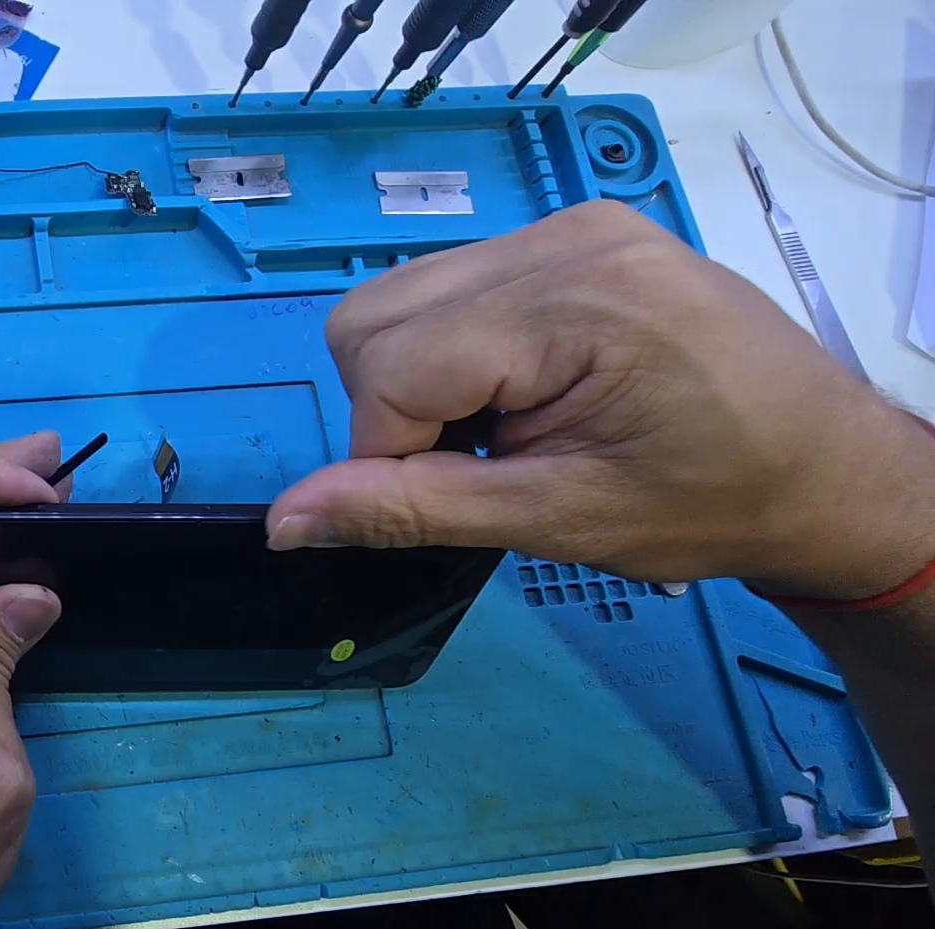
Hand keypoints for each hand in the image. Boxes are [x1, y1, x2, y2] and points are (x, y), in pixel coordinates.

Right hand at [266, 201, 934, 600]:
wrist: (824, 470)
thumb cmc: (704, 505)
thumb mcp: (547, 520)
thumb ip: (402, 510)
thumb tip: (281, 522)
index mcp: (577, 303)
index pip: (391, 369)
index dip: (385, 450)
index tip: (452, 489)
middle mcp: (559, 240)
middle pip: (369, 321)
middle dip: (387, 408)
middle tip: (468, 452)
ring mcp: (560, 230)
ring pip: (387, 304)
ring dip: (404, 380)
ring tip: (489, 420)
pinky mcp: (558, 239)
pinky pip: (430, 294)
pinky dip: (433, 355)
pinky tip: (500, 386)